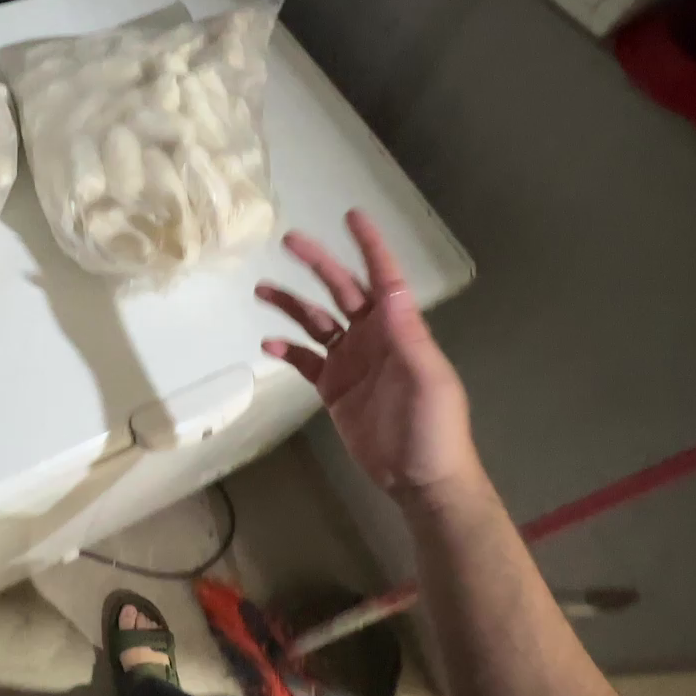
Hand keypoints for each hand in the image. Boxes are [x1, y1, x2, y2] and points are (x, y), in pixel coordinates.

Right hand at [256, 209, 478, 500]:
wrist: (420, 480)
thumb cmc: (433, 427)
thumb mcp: (427, 378)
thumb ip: (406, 333)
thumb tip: (389, 287)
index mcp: (397, 328)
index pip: (382, 278)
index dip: (369, 246)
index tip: (352, 216)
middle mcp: (371, 336)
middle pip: (339, 289)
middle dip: (316, 263)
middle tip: (289, 240)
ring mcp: (349, 361)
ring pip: (314, 320)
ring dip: (290, 304)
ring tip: (261, 290)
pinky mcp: (332, 386)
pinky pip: (304, 359)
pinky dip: (286, 350)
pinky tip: (268, 346)